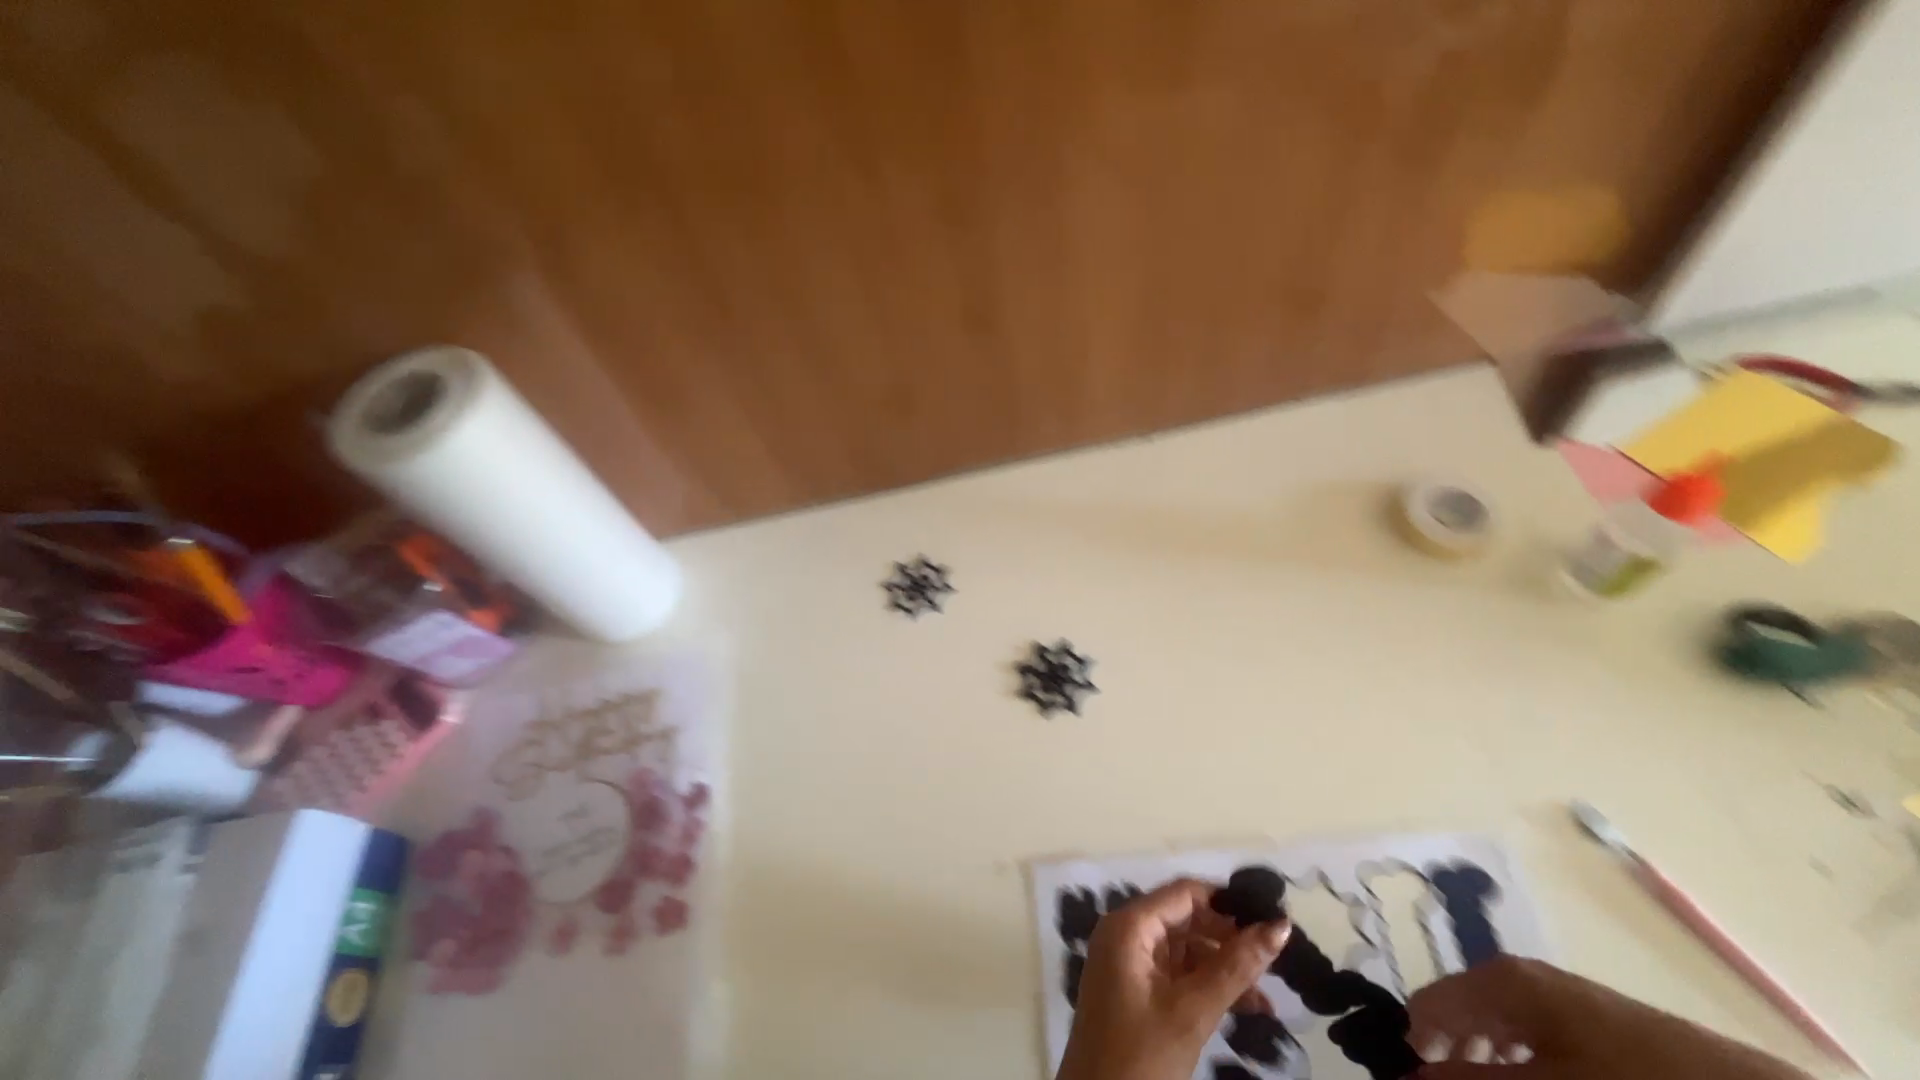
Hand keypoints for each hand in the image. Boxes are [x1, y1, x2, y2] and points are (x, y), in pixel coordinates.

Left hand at [1058, 878, 1291, 1079]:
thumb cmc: (1140, 1057)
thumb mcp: (1193, 1010)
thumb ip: (1237, 966)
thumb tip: (1281, 925)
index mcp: (1129, 926)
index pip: (1186, 893)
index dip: (1230, 903)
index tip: (1274, 920)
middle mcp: (1126, 934)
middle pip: (1187, 918)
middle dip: (1231, 939)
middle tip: (1278, 961)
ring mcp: (1129, 963)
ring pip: (1187, 949)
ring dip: (1226, 968)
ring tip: (1269, 996)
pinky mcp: (1136, 991)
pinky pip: (1178, 974)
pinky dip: (1209, 986)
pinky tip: (1249, 1009)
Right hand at [1410, 956, 1812, 1079]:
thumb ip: (1469, 1079)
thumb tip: (1407, 1077)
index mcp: (1500, 980)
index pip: (1427, 1005)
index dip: (1409, 1045)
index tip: (1405, 1078)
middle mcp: (1519, 975)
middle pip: (1457, 1011)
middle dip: (1444, 1053)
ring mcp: (1556, 995)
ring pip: (1491, 1025)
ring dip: (1476, 1059)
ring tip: (1478, 1079)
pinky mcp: (1587, 1020)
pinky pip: (1526, 1034)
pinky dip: (1511, 1059)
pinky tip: (1524, 1079)